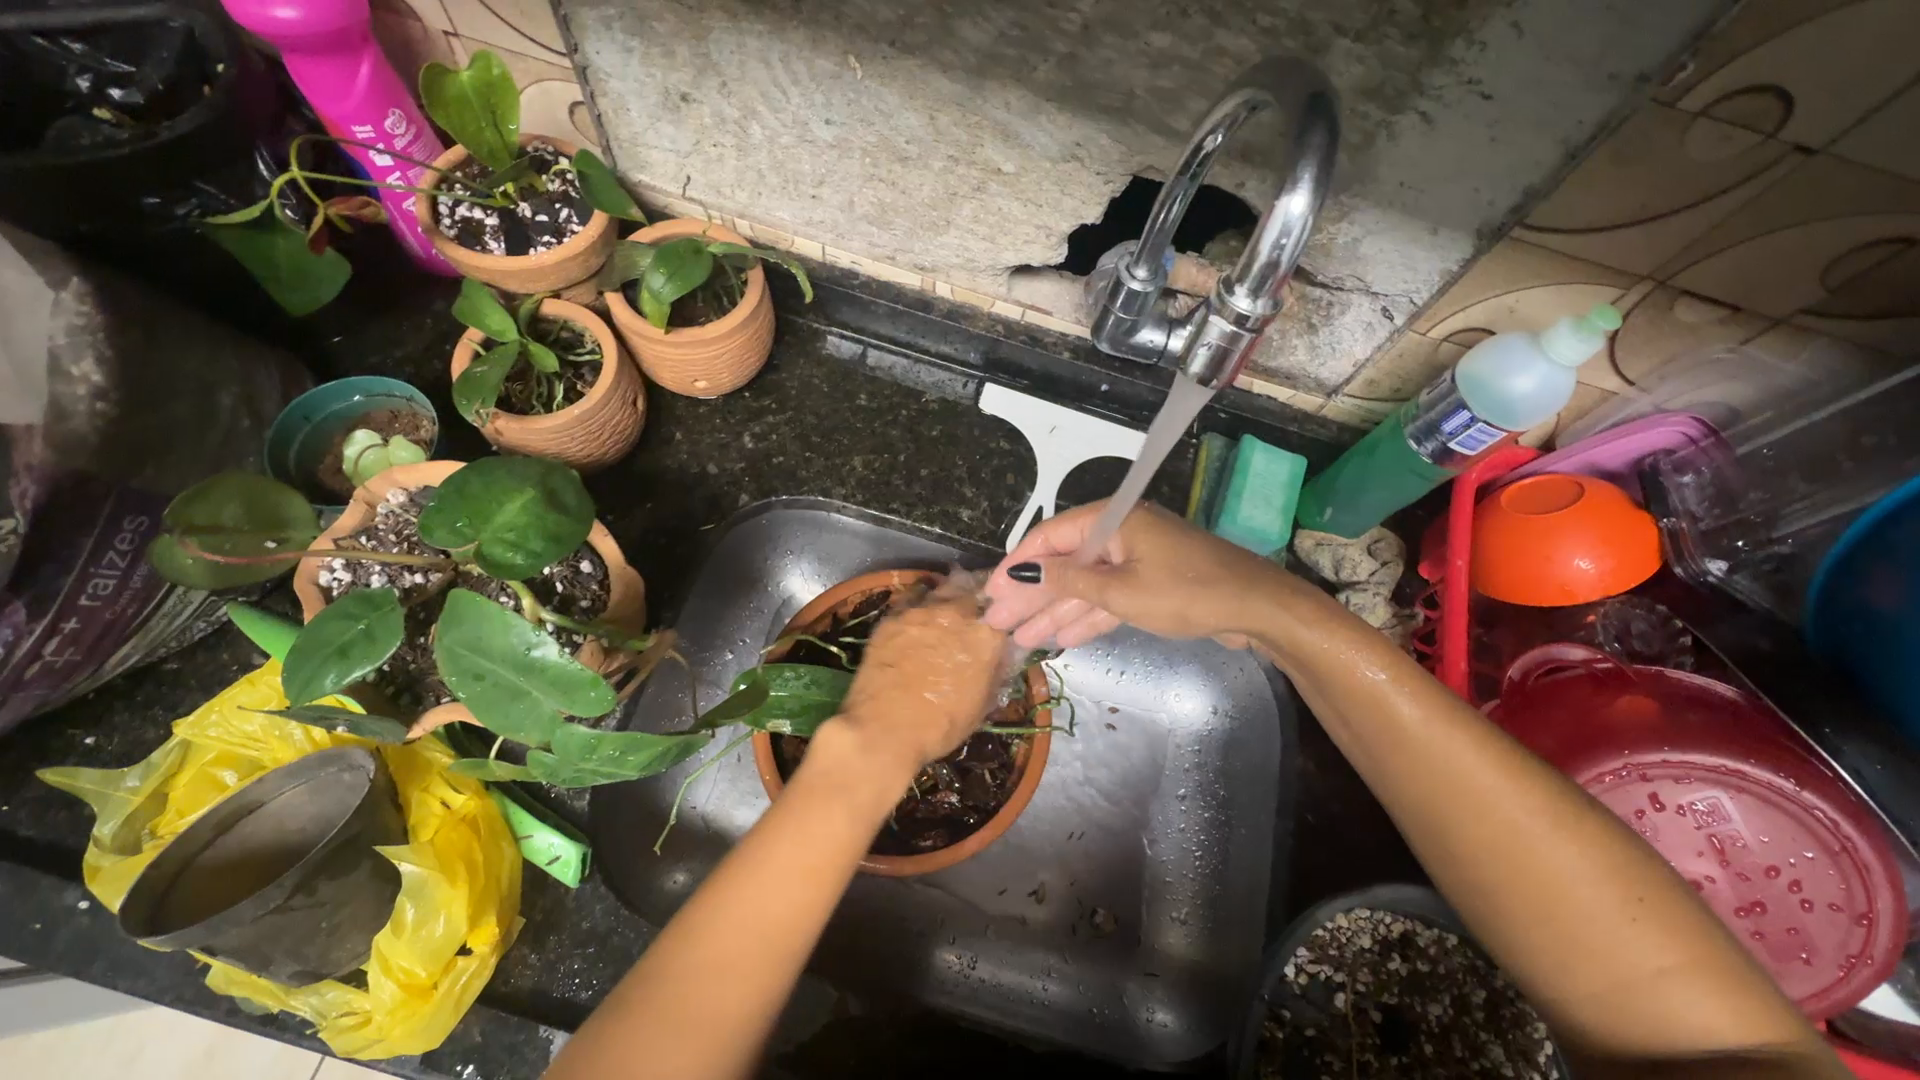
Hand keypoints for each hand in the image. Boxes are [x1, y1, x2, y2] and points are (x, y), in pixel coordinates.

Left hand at [831, 582, 1008, 776]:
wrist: (884, 729)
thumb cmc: (940, 726)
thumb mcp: (982, 705)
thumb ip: (995, 673)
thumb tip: (997, 658)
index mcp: (986, 635)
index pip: (1003, 612)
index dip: (1001, 617)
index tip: (997, 625)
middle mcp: (957, 613)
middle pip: (972, 592)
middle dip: (975, 602)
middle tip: (971, 616)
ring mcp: (922, 610)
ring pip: (941, 591)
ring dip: (947, 599)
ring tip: (943, 614)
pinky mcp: (892, 616)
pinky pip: (911, 601)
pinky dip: (918, 607)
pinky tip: (915, 622)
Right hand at [983, 501, 1288, 649]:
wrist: (1258, 609)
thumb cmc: (1187, 592)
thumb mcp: (1122, 591)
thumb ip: (1070, 580)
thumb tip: (1024, 570)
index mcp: (1113, 521)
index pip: (1050, 537)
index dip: (1017, 565)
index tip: (990, 591)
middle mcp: (1120, 534)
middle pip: (1065, 563)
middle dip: (1031, 595)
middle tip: (997, 623)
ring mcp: (1135, 561)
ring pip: (1085, 586)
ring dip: (1054, 612)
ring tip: (1019, 638)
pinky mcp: (1150, 585)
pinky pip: (1108, 599)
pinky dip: (1086, 618)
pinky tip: (1059, 639)